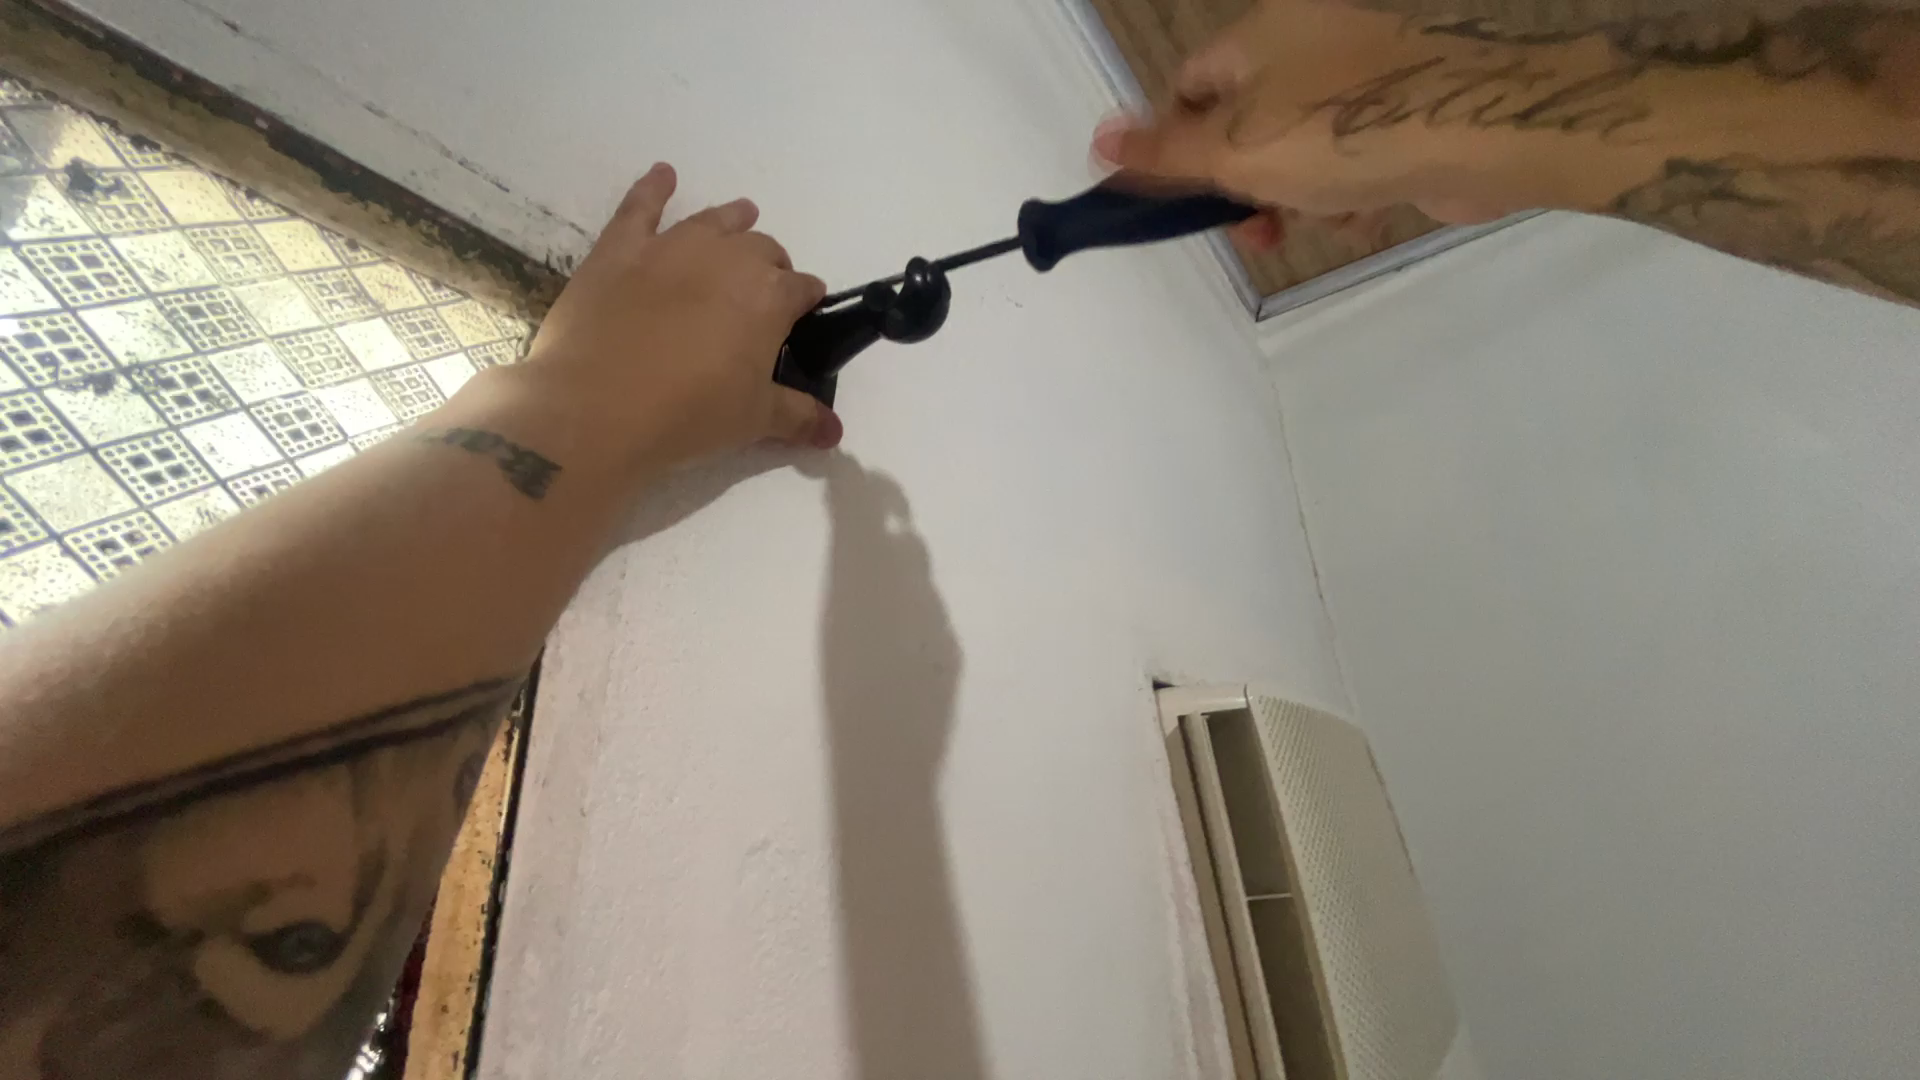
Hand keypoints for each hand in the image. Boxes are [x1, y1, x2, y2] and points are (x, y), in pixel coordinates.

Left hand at [523, 163, 841, 475]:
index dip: (807, 302)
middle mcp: (727, 259)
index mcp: (770, 297)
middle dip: (773, 265)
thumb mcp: (756, 420)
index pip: (803, 289)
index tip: (803, 319)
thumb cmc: (691, 414)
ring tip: (744, 216)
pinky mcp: (620, 249)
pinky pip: (641, 206)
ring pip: (714, 221)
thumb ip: (800, 417)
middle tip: (766, 293)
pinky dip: (654, 187)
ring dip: (734, 219)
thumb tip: (835, 432)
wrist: (598, 406)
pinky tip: (663, 175)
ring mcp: (671, 247)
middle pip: (763, 249)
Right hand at [1091, 0, 1677, 237]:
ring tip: (1304, 225)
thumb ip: (1163, 151)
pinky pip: (1341, 159)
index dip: (1173, 145)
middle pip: (1238, 126)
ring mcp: (1356, 75)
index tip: (1180, 198)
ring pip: (1289, 152)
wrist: (1483, 129)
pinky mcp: (1398, 111)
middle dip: (1236, 187)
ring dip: (1288, 199)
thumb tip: (1096, 138)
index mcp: (1260, 36)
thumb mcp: (1232, 150)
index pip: (1187, 88)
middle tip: (1246, 228)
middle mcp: (1306, 42)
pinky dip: (1339, 193)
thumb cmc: (1340, 134)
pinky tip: (1356, 212)